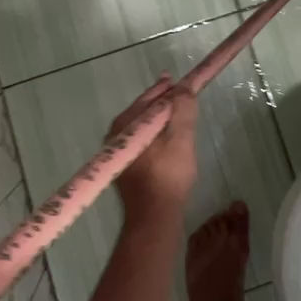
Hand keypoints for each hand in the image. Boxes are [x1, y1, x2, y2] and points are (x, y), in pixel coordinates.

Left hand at [109, 74, 198, 219]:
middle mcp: (116, 135)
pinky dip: (157, 134)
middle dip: (164, 102)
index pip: (149, 97)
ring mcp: (120, 152)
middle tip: (184, 96)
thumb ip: (182, 108)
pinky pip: (144, 140)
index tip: (184, 82)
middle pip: (144, 110)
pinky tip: (169, 139)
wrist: (154, 218)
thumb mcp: (180, 137)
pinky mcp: (126, 167)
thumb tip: (183, 87)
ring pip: (144, 126)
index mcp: (125, 123)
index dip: (169, 88)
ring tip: (179, 114)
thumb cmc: (167, 175)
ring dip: (161, 119)